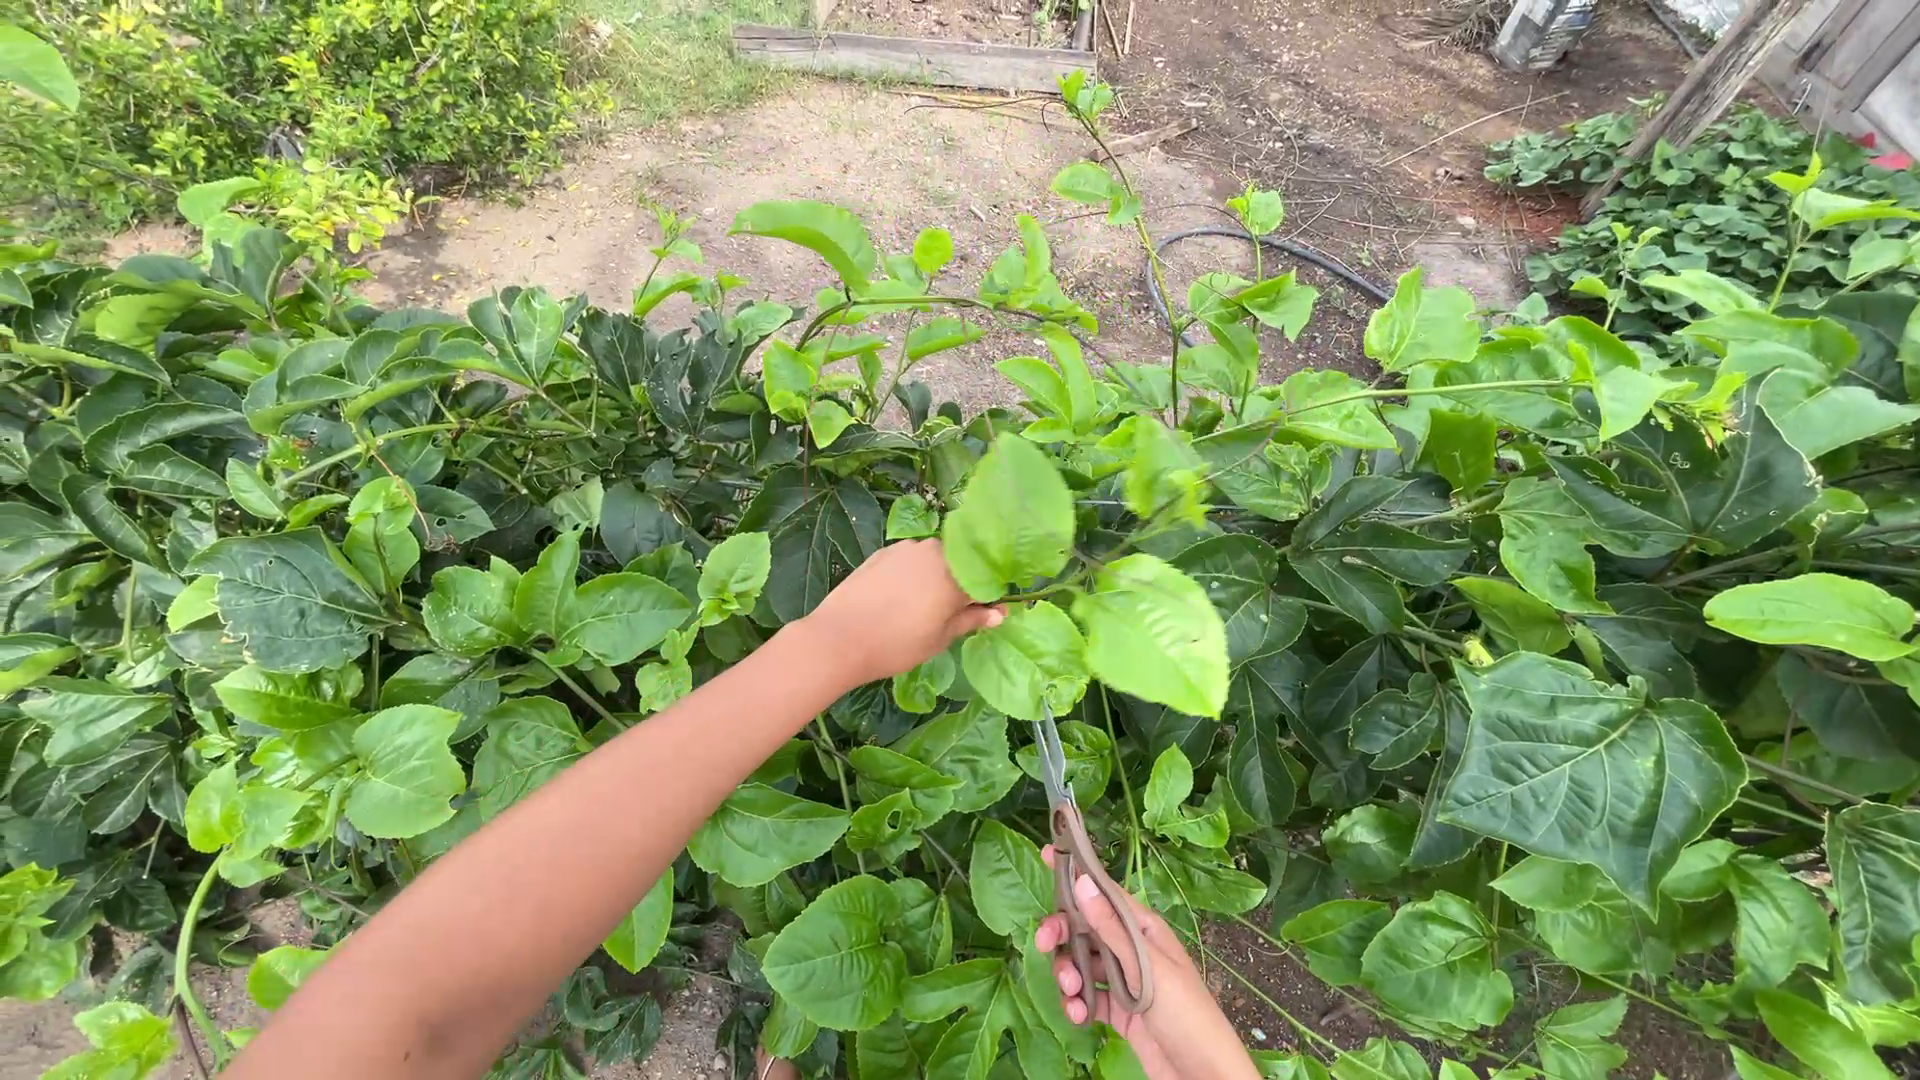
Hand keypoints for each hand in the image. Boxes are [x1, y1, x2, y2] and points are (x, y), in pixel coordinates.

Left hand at [798, 539, 1002, 686]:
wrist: (839, 638)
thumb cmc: (897, 644)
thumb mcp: (940, 638)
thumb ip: (971, 620)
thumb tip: (999, 613)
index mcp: (957, 574)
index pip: (986, 580)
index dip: (990, 597)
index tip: (989, 612)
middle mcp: (936, 551)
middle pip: (962, 563)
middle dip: (965, 582)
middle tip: (955, 610)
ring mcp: (908, 547)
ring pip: (936, 558)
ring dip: (939, 575)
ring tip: (926, 603)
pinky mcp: (885, 551)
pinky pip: (911, 558)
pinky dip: (916, 571)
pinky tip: (904, 594)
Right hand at [1037, 847, 1258, 1079]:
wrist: (1205, 1079)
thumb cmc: (1187, 1015)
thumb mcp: (1148, 969)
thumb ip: (1111, 927)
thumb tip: (1082, 880)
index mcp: (1143, 928)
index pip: (1104, 891)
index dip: (1077, 872)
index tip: (1048, 853)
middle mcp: (1131, 948)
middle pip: (1085, 927)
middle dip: (1062, 932)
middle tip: (1044, 942)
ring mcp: (1124, 980)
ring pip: (1082, 962)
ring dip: (1069, 973)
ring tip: (1071, 994)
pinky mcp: (1118, 1011)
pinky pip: (1088, 995)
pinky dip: (1077, 1002)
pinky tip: (1077, 1015)